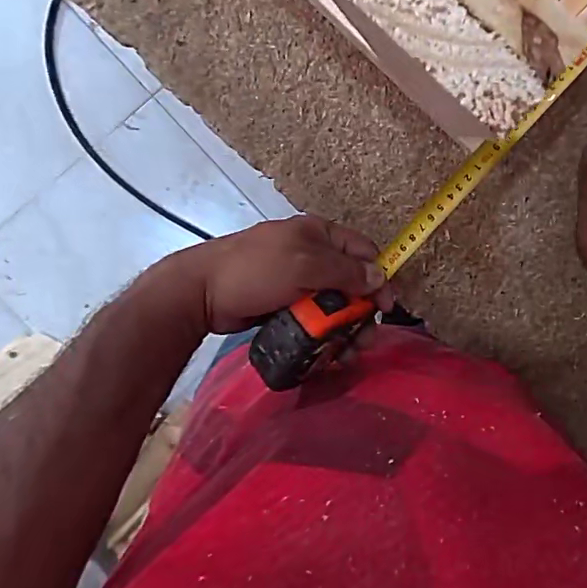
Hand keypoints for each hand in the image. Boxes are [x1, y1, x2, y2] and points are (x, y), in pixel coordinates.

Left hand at [166, 215, 388, 333]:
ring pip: (333, 303)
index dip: (378, 277)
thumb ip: (345, 271)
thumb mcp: (305, 265)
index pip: (363, 251)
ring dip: (344, 327)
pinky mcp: (283, 303)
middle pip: (351, 282)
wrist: (200, 293)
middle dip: (361, 311)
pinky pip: (312, 317)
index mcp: (319, 234)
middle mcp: (312, 254)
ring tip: (347, 353)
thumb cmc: (256, 270)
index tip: (386, 307)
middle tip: (366, 340)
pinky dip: (322, 333)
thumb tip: (381, 276)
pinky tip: (327, 352)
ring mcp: (296, 280)